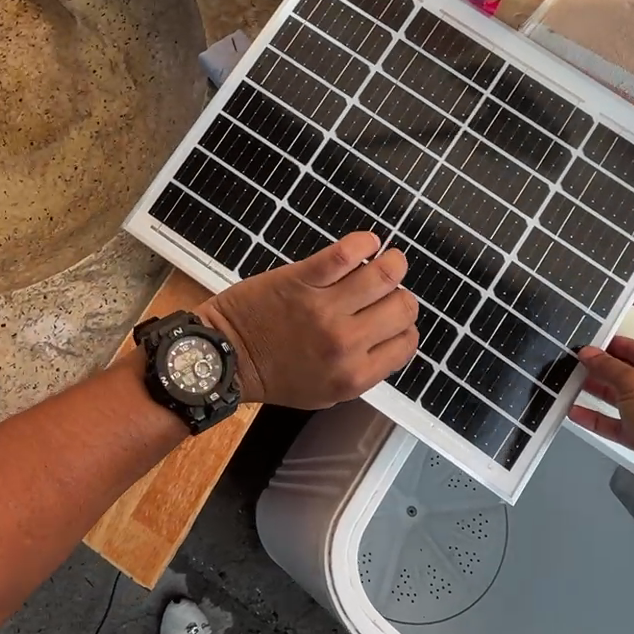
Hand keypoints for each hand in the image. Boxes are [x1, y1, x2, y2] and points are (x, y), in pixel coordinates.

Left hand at [195, 232, 418, 408]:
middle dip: (399, 293)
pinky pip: (347, 253)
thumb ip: (363, 369)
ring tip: (380, 258)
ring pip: (385, 275)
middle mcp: (346, 343)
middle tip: (384, 287)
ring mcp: (324, 309)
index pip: (407, 340)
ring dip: (390, 262)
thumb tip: (392, 337)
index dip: (403, 324)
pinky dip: (363, 242)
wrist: (225, 356)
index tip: (389, 314)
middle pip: (403, 306)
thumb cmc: (271, 374)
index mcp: (356, 376)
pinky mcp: (302, 279)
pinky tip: (364, 243)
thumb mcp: (326, 391)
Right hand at [570, 338, 633, 501]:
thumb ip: (609, 366)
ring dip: (602, 394)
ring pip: (629, 403)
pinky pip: (624, 427)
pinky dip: (602, 419)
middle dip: (609, 371)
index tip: (598, 342)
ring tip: (573, 384)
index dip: (625, 347)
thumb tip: (587, 352)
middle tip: (581, 363)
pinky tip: (575, 413)